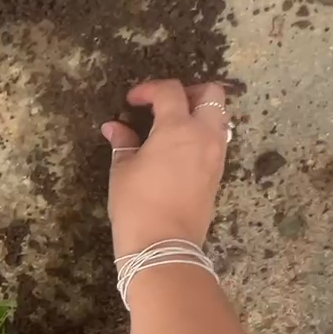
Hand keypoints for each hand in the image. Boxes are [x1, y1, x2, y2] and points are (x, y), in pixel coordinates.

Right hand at [101, 80, 230, 254]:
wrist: (163, 243)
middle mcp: (204, 134)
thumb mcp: (122, 171)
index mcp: (177, 128)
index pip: (170, 92)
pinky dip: (201, 133)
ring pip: (218, 116)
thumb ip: (122, 143)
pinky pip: (216, 138)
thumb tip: (114, 127)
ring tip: (171, 127)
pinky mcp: (218, 171)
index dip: (149, 90)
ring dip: (197, 112)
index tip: (131, 101)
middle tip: (162, 106)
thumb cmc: (136, 205)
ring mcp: (216, 153)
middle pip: (210, 93)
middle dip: (187, 92)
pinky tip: (177, 149)